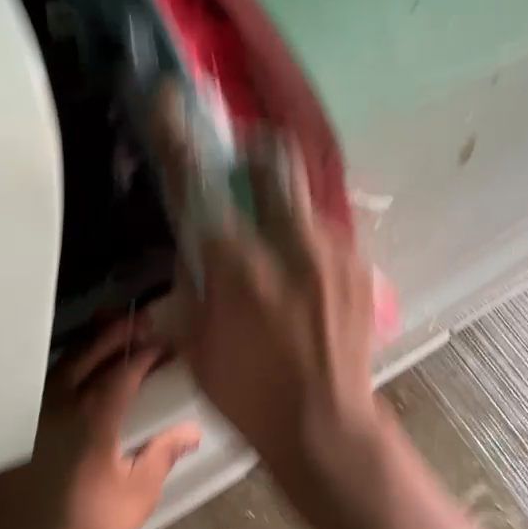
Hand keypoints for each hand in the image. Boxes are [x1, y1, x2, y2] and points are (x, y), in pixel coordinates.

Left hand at [0, 321, 201, 528]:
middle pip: (87, 355)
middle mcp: (55, 405)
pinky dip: (49, 383)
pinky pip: (26, 397)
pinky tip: (58, 389)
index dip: (145, 351)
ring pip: (52, 371)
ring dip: (80, 351)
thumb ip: (162, 454)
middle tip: (136, 322)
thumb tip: (190, 431)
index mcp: (94, 416)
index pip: (125, 369)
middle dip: (113, 335)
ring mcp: (20, 419)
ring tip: (99, 342)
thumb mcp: (137, 496)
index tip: (162, 343)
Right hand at [150, 94, 380, 481]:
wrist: (327, 427)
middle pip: (275, 160)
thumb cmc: (250, 394)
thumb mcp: (196, 342)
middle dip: (253, 148)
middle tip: (238, 161)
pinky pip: (327, 229)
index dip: (180, 136)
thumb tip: (195, 241)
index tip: (167, 101)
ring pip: (306, 194)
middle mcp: (292, 246)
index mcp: (240, 267)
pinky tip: (299, 267)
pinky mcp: (360, 267)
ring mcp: (334, 254)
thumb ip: (190, 281)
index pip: (201, 183)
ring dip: (282, 198)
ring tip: (273, 231)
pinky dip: (306, 233)